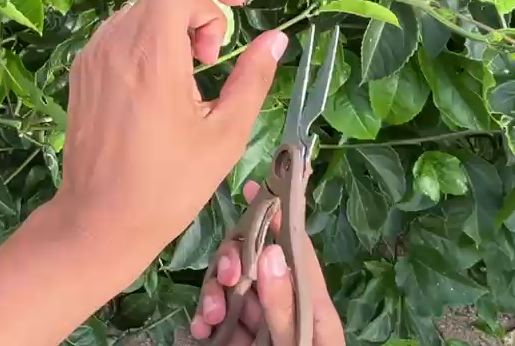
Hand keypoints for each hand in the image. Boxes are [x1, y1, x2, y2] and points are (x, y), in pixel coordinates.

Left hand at [52, 0, 286, 268]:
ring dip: (173, 24)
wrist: (99, 219)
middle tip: (211, 58)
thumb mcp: (225, 134)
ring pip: (142, 8)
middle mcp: (117, 40)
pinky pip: (121, 29)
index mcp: (152, 52)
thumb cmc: (169, 184)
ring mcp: (94, 51)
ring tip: (187, 73)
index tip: (237, 4)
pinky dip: (147, 38)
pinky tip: (157, 82)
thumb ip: (252, 77)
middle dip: (199, 11)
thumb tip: (276, 37)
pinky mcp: (82, 65)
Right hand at [190, 181, 344, 344]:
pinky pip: (221, 315)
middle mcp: (285, 310)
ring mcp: (260, 326)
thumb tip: (269, 250)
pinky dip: (208, 314)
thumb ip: (285, 309)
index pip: (296, 250)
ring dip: (216, 290)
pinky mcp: (239, 341)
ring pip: (233, 286)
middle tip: (226, 274)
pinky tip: (201, 325)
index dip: (280, 215)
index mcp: (312, 309)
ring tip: (209, 311)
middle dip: (235, 260)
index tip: (258, 185)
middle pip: (257, 262)